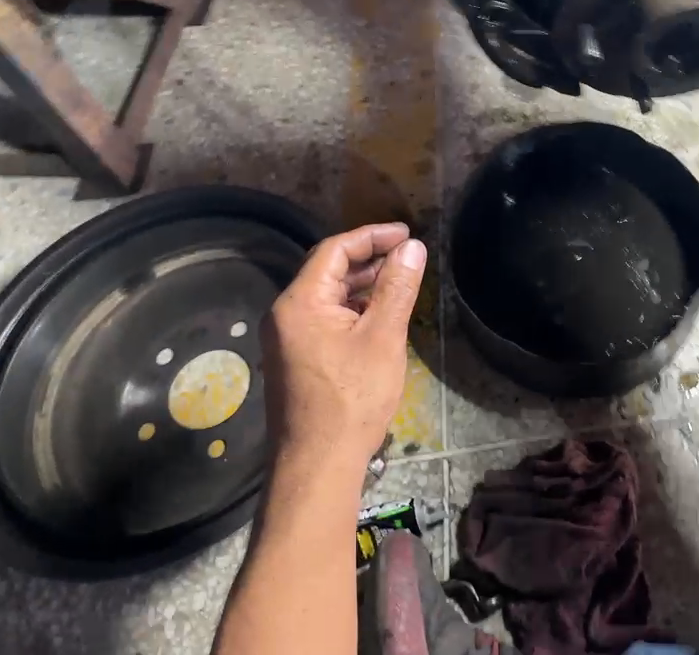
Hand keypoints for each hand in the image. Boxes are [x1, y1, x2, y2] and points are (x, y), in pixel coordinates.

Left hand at [261, 223, 426, 471]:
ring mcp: (287, 338)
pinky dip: (353, 308)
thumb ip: (397, 287)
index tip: (407, 234)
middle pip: (327, 270)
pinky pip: (325, 317)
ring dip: (363, 284)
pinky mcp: (295, 358)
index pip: (334, 250)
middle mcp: (285, 314)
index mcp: (300, 303)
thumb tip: (413, 248)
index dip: (372, 236)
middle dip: (369, 258)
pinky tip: (380, 316)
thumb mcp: (383, 337)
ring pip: (328, 295)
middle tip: (408, 254)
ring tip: (401, 280)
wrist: (318, 464)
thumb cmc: (352, 398)